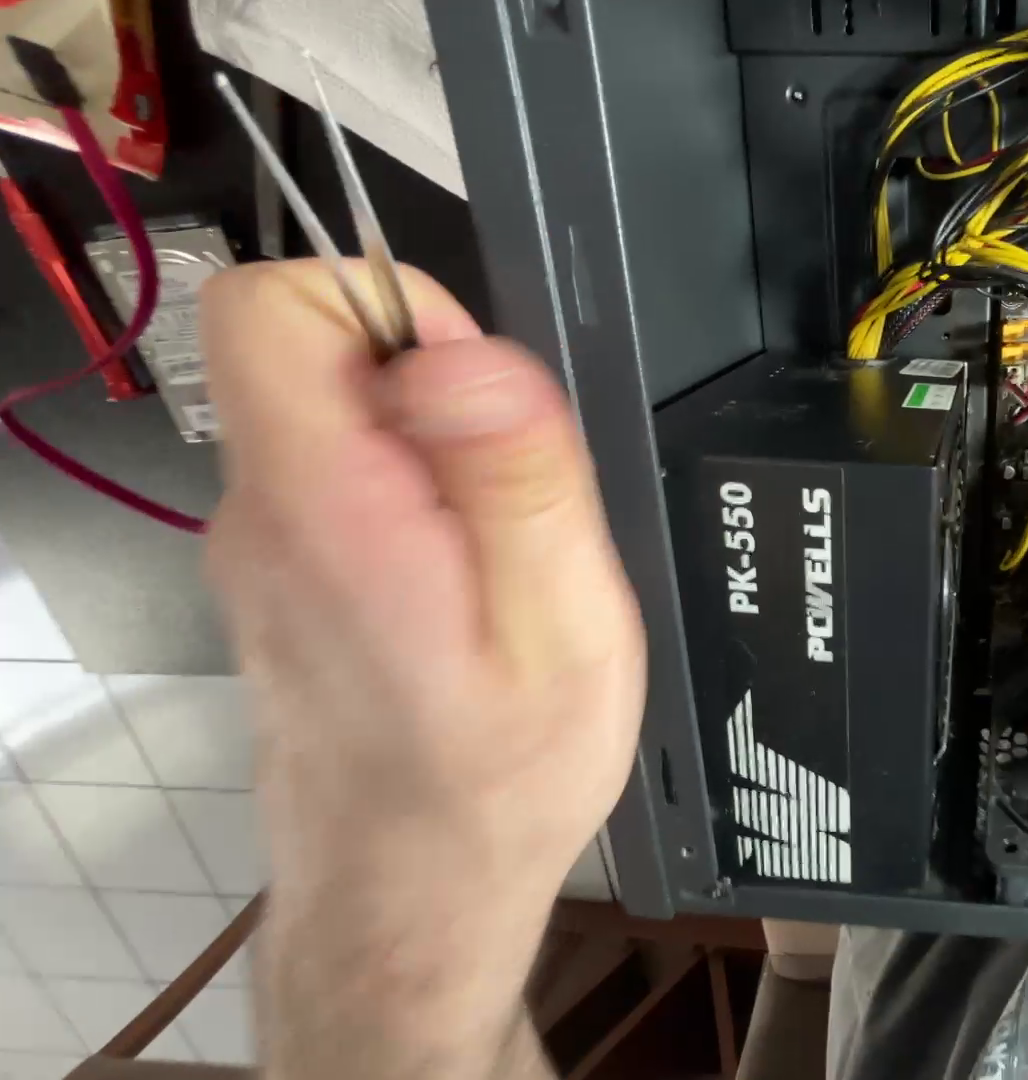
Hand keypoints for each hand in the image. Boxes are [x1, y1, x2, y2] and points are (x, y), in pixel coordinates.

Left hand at [201, 260, 640, 1077]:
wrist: (421, 893)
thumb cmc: (509, 770)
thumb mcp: (561, 622)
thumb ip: (516, 479)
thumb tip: (460, 351)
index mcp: (332, 509)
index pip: (281, 308)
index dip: (398, 311)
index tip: (491, 399)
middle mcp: (267, 516)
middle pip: (328, 362)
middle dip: (453, 400)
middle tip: (532, 515)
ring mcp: (270, 552)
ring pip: (356, 426)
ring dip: (453, 463)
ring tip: (514, 569)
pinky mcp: (293, 582)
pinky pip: (360, 486)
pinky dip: (431, 506)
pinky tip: (480, 595)